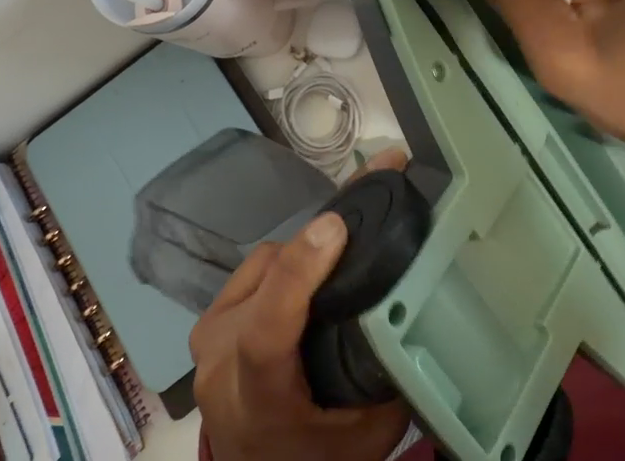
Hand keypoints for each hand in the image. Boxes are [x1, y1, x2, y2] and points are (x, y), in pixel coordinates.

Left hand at [189, 152, 411, 460]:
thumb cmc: (318, 455)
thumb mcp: (366, 431)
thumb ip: (386, 370)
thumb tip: (418, 299)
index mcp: (260, 401)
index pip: (267, 332)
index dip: (299, 273)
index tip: (335, 226)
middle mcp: (221, 363)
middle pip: (269, 280)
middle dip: (322, 239)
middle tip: (375, 191)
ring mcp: (207, 338)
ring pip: (263, 263)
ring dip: (306, 250)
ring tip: (349, 241)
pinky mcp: (206, 321)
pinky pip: (254, 268)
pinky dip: (289, 258)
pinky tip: (319, 259)